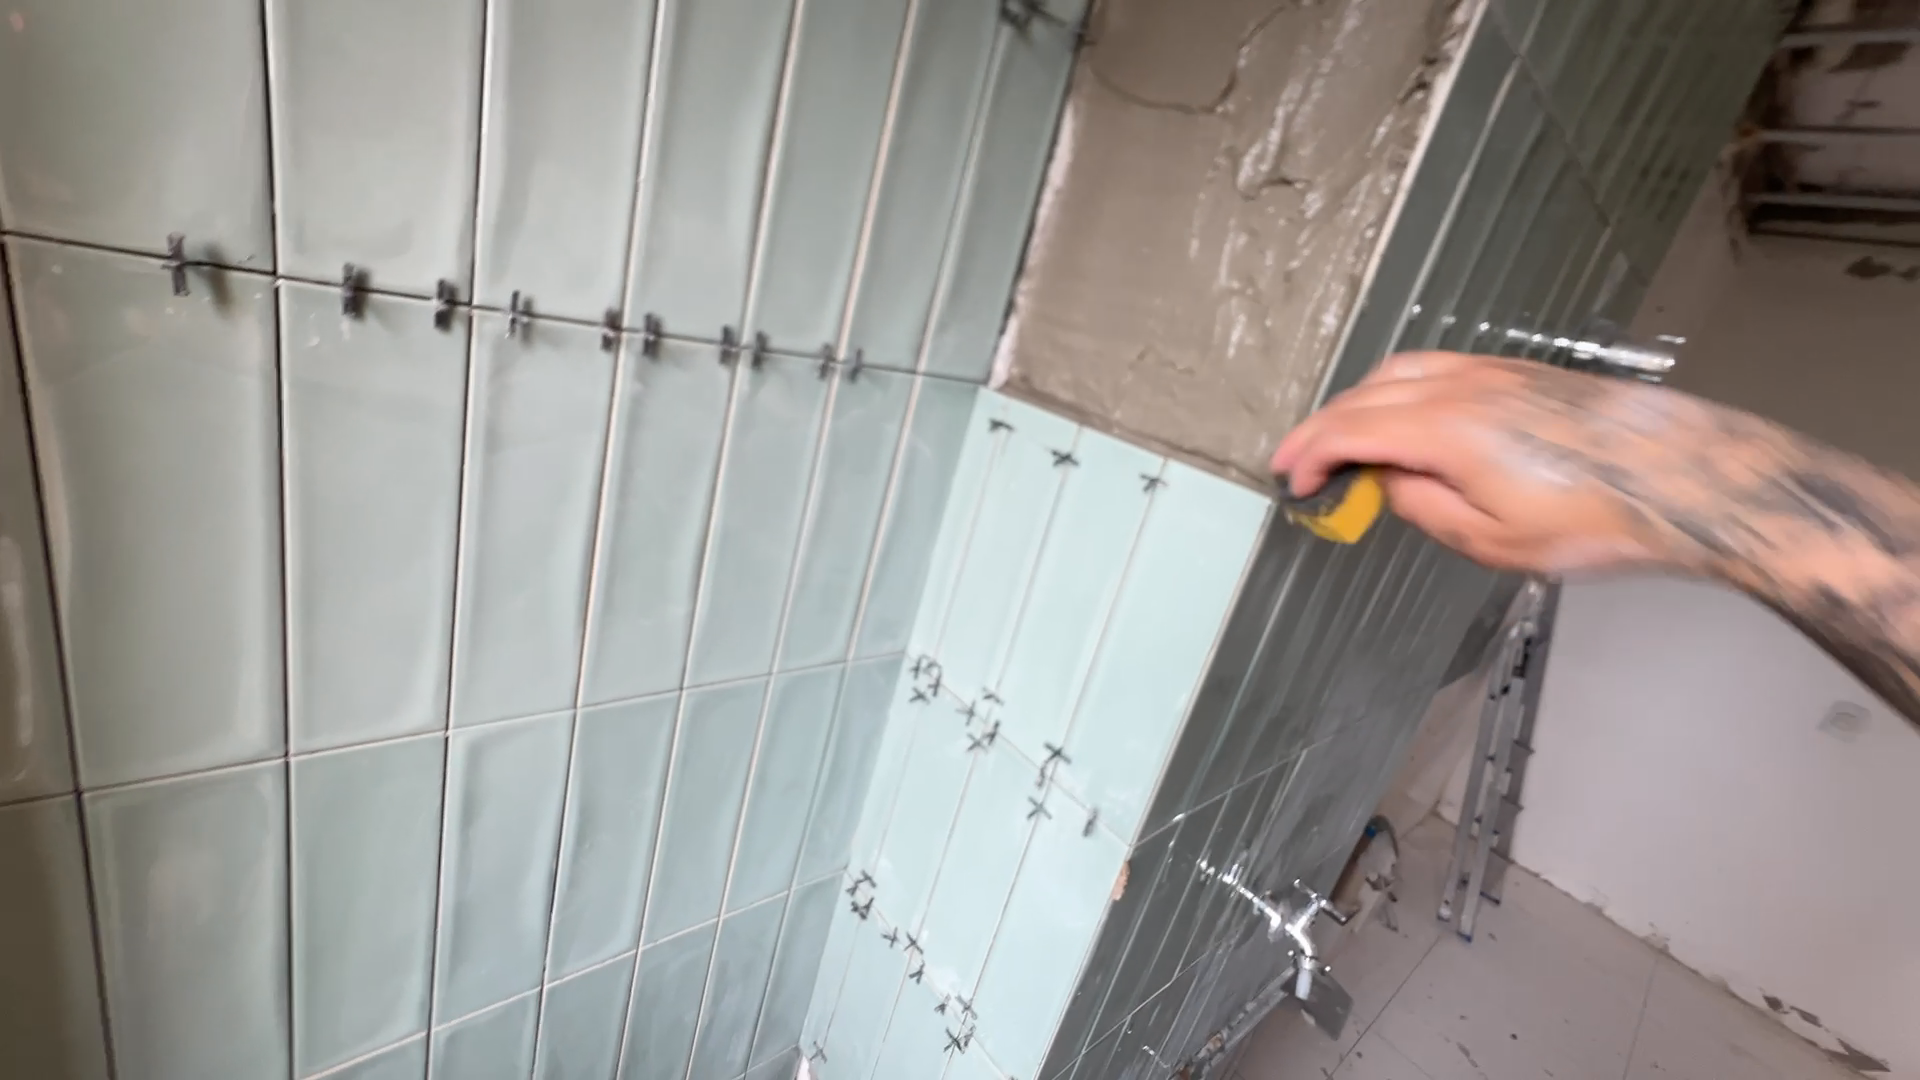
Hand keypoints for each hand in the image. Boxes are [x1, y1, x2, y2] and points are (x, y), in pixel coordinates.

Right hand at [1268, 351, 1717, 575]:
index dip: (1309, 456)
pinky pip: (1428, 367)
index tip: (1291, 484)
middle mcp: (1460, 388)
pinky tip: (1393, 414)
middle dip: (1318, 431)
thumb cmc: (1593, 521)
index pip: (1349, 432)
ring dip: (1351, 405)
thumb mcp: (1491, 540)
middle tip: (1295, 463)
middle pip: (1361, 397)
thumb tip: (1386, 480)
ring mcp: (1490, 372)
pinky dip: (1388, 389)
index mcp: (1446, 430)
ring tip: (1336, 440)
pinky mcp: (1515, 371)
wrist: (1695, 482)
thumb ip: (1420, 506)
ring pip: (1393, 372)